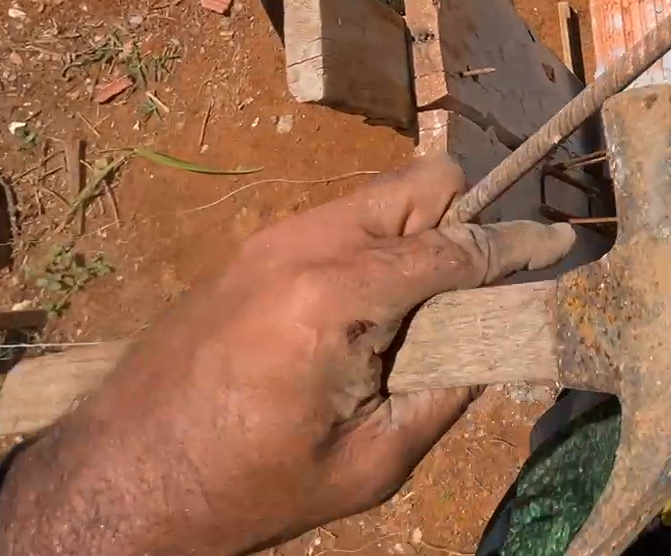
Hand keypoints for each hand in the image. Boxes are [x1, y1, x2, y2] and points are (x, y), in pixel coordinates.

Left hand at [0, 155, 576, 555]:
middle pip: (431, 181)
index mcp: (338, 300)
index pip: (458, 247)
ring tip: (412, 301)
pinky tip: (366, 301)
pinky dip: (385, 240)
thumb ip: (446, 391)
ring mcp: (282, 232)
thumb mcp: (369, 465)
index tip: (558, 244)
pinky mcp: (266, 239)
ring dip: (424, 231)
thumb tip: (497, 338)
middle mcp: (312, 242)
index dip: (516, 247)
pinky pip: (356, 214)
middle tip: (462, 288)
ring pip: (395, 190)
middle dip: (464, 222)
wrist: (112, 485)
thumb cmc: (244, 489)